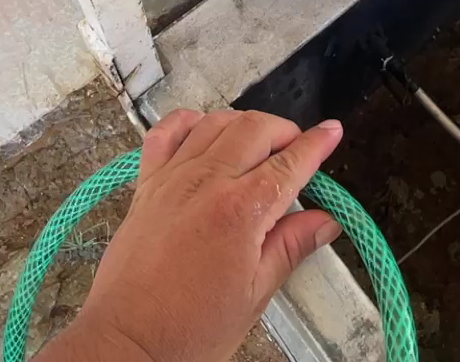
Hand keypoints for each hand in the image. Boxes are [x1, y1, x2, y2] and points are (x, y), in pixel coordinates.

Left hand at [41, 110, 344, 361]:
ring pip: (217, 121)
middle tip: (296, 151)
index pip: (289, 163)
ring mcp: (174, 176)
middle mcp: (208, 181)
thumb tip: (327, 221)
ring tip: (258, 146)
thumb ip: (291, 247)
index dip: (316, 143)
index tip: (332, 132)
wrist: (127, 343)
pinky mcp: (147, 181)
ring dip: (244, 124)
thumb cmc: (190, 330)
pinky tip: (205, 131)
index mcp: (241, 212)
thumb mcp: (254, 295)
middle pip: (255, 128)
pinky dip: (190, 121)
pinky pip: (167, 130)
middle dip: (284, 131)